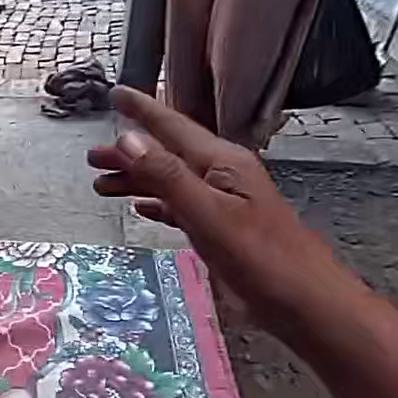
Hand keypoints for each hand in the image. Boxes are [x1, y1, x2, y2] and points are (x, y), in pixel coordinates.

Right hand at [88, 87, 368, 334]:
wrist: (305, 304)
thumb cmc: (261, 259)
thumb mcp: (208, 214)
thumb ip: (167, 175)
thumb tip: (127, 139)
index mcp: (222, 163)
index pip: (173, 127)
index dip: (142, 110)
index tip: (115, 94)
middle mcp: (221, 175)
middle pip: (166, 155)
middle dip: (128, 153)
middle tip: (92, 158)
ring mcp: (223, 202)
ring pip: (170, 181)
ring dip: (137, 180)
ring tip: (102, 185)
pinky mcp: (221, 228)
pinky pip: (180, 205)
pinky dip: (157, 203)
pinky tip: (141, 208)